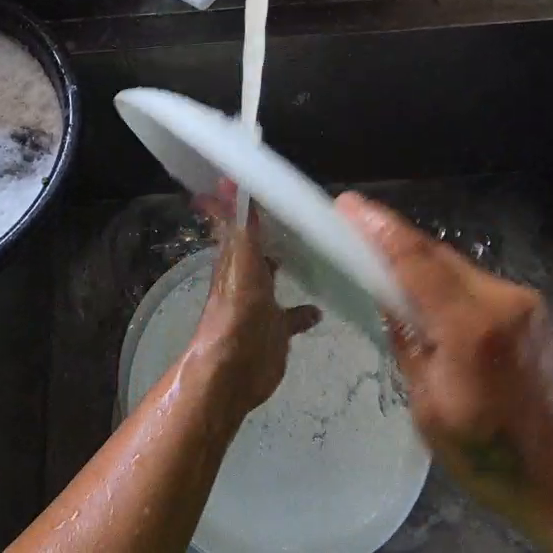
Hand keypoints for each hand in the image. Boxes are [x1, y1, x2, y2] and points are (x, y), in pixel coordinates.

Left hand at [187, 180, 321, 415]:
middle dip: (275, 230)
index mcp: (237, 257)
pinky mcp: (277, 330)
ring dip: (290, 265)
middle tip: (302, 213)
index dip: (246, 203)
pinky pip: (293, 316)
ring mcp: (263, 304)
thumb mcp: (242, 261)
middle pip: (261, 247)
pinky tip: (322, 308)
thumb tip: (230, 182)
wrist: (234, 371)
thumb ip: (242, 226)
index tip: (264, 184)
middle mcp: (249, 276)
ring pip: (276, 277)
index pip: (241, 221)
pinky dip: (306, 310)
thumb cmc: (237, 312)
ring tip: (317, 250)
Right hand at [337, 192, 552, 551]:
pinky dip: (441, 277)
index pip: (417, 262)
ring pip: (454, 265)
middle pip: (436, 254)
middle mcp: (501, 301)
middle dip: (393, 237)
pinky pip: (471, 280)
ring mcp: (521, 302)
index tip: (348, 205)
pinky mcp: (529, 309)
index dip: (379, 230)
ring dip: (417, 258)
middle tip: (352, 221)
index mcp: (472, 329)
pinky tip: (420, 285)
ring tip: (378, 253)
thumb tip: (386, 296)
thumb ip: (406, 340)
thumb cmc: (488, 455)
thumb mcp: (428, 405)